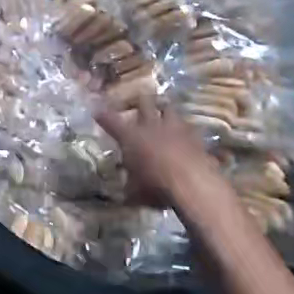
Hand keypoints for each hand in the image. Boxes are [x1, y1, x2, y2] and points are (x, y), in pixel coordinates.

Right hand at [96, 98, 225, 208]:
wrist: (192, 183)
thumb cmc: (155, 185)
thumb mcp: (134, 192)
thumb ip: (128, 187)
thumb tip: (124, 192)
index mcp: (131, 136)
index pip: (111, 121)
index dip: (103, 115)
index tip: (97, 112)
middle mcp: (151, 125)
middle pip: (143, 102)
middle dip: (139, 101)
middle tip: (138, 103)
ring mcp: (175, 128)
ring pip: (169, 108)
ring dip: (165, 111)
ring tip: (164, 115)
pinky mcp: (195, 136)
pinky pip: (188, 128)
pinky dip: (185, 131)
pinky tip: (185, 137)